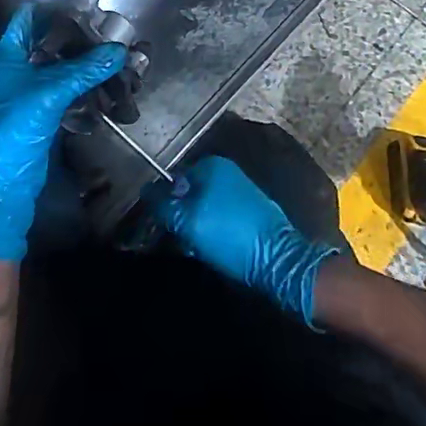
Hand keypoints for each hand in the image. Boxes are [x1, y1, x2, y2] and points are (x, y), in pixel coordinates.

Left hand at [0, 5, 125, 260]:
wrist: (1, 186)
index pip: (28, 16)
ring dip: (86, 61)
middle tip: (109, 25)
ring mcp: (31, 92)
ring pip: (62, 67)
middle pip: (49, 41)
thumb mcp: (48, 93)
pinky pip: (69, 90)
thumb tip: (119, 51)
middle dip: (78, 34)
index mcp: (7, 54)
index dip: (53, 4)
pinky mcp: (44, 114)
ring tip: (116, 51)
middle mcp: (18, 68)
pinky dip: (87, 85)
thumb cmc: (13, 130)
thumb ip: (83, 70)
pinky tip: (110, 81)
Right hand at [150, 156, 340, 325]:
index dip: (167, 205)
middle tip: (185, 241)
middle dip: (184, 217)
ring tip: (200, 249)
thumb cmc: (229, 236)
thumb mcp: (188, 222)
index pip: (174, 181)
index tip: (170, 228)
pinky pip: (221, 216)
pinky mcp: (251, 210)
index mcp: (212, 165)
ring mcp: (241, 190)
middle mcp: (227, 171)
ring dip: (198, 228)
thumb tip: (146, 191)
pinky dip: (215, 231)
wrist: (279, 261)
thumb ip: (164, 205)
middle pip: (190, 194)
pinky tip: (216, 250)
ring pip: (204, 208)